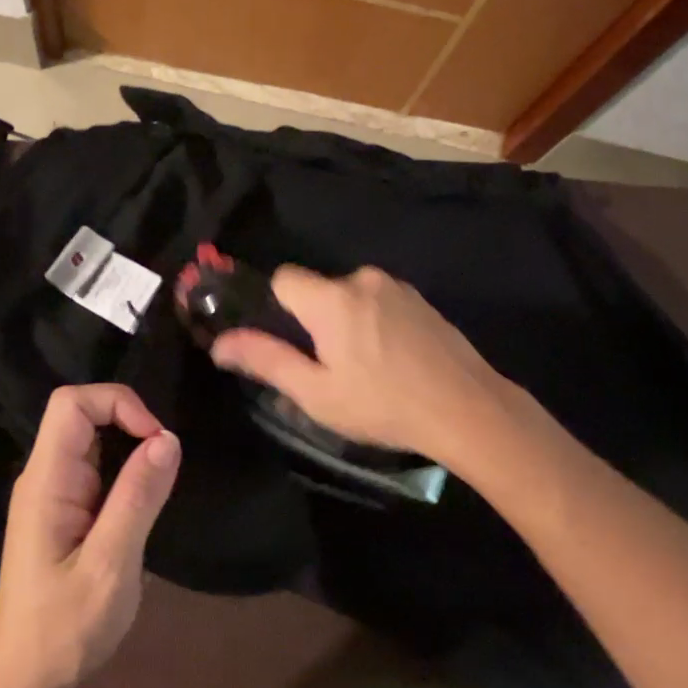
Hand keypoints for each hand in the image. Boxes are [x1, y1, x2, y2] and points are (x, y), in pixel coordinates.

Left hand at [0, 384, 180, 687]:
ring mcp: (51, 497)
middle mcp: (44, 479)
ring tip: (162, 485)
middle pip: (80, 416)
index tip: (158, 440)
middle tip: (168, 465)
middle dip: (129, 423)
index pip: (71, 404)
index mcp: (46, 482)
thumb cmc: (66, 626)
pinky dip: (125, 474)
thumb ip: (137, 499)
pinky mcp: (63, 515)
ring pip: (90, 443)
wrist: (27, 674)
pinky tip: (145, 502)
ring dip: (130, 450)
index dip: (118, 403)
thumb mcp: (110, 564)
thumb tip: (167, 439)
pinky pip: (95, 472)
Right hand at [210, 265, 502, 459]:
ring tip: (364, 371)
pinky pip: (379, 305)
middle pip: (318, 291)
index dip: (276, 309)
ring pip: (350, 298)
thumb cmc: (383, 405)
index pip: (283, 279)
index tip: (286, 344)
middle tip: (327, 370)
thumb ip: (266, 360)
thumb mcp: (316, 393)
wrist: (467, 408)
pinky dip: (374, 326)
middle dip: (313, 323)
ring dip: (346, 325)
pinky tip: (391, 363)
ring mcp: (398, 288)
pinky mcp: (422, 301)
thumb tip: (219, 343)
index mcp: (332, 299)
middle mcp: (364, 280)